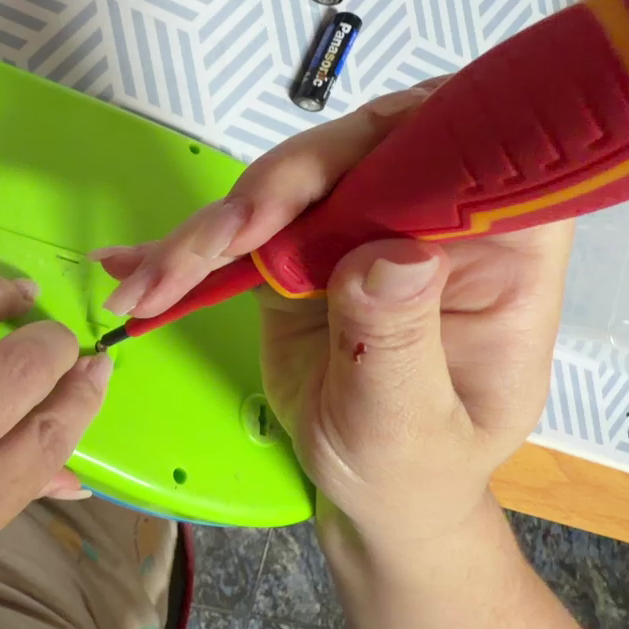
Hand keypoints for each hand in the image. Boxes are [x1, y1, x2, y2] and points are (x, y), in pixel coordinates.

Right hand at [95, 84, 570, 542]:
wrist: (367, 491)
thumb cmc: (414, 470)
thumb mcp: (409, 426)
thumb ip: (399, 343)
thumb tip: (390, 254)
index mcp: (497, 246)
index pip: (470, 149)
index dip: (398, 137)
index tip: (320, 185)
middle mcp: (427, 218)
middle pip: (351, 154)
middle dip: (271, 193)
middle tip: (212, 245)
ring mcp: (355, 228)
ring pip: (278, 189)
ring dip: (205, 232)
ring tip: (146, 286)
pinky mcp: (296, 248)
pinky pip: (235, 231)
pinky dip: (180, 251)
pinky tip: (132, 269)